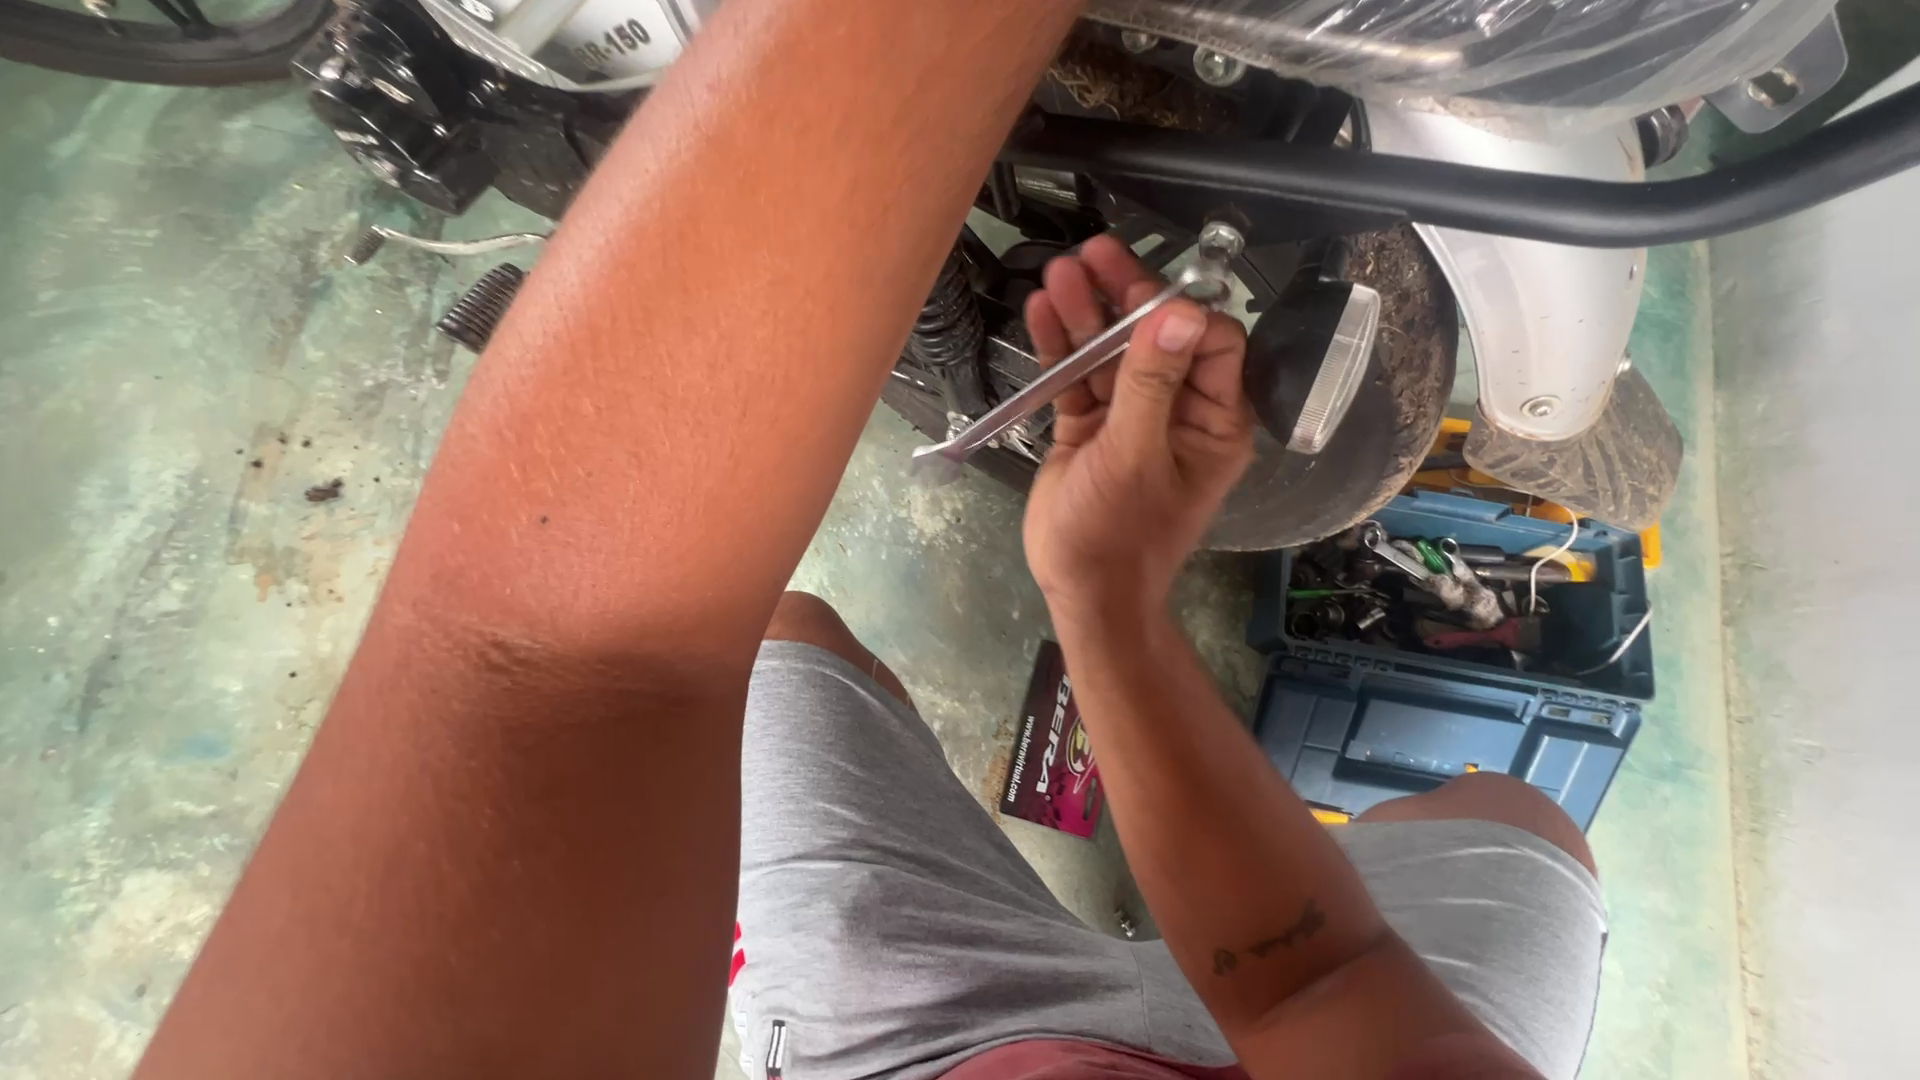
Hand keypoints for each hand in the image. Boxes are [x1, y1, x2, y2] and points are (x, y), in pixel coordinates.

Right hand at [1021, 235, 1254, 622]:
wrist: (1081, 589)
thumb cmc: (1119, 533)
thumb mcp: (1135, 456)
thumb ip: (1152, 383)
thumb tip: (1181, 312)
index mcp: (1212, 422)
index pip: (1213, 345)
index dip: (1182, 311)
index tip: (1144, 287)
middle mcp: (1176, 412)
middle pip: (1155, 339)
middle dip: (1125, 297)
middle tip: (1092, 255)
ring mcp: (1129, 419)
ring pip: (1111, 354)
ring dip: (1086, 315)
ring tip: (1058, 274)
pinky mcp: (1090, 428)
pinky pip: (1078, 379)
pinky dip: (1061, 349)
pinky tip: (1043, 312)